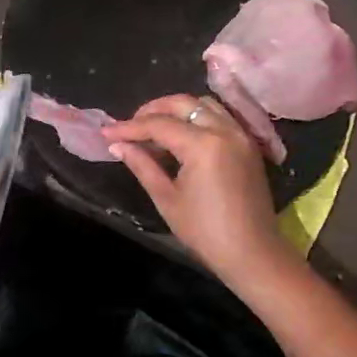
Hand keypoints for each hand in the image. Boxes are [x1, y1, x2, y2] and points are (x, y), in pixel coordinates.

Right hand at [102, 94, 297, 294]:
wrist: (251, 252)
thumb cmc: (204, 230)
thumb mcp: (166, 198)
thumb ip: (142, 165)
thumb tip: (117, 146)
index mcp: (203, 145)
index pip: (158, 125)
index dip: (128, 127)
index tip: (105, 133)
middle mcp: (224, 130)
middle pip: (183, 104)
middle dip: (152, 110)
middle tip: (129, 126)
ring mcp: (240, 135)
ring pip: (204, 106)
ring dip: (177, 110)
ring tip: (154, 128)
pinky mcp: (248, 145)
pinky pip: (220, 117)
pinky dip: (197, 118)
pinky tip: (180, 135)